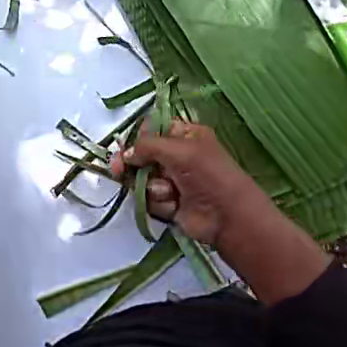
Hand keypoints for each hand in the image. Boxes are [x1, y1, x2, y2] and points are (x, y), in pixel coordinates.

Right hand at [112, 119, 265, 246]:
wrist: (228, 217)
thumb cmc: (209, 176)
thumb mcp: (179, 150)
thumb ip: (148, 146)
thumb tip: (126, 155)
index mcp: (185, 135)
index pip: (152, 129)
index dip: (137, 138)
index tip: (125, 148)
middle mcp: (177, 155)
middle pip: (141, 155)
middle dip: (132, 165)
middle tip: (119, 171)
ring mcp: (172, 180)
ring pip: (142, 179)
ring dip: (152, 187)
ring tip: (168, 193)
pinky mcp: (168, 202)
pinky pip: (149, 199)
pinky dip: (158, 202)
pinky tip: (173, 205)